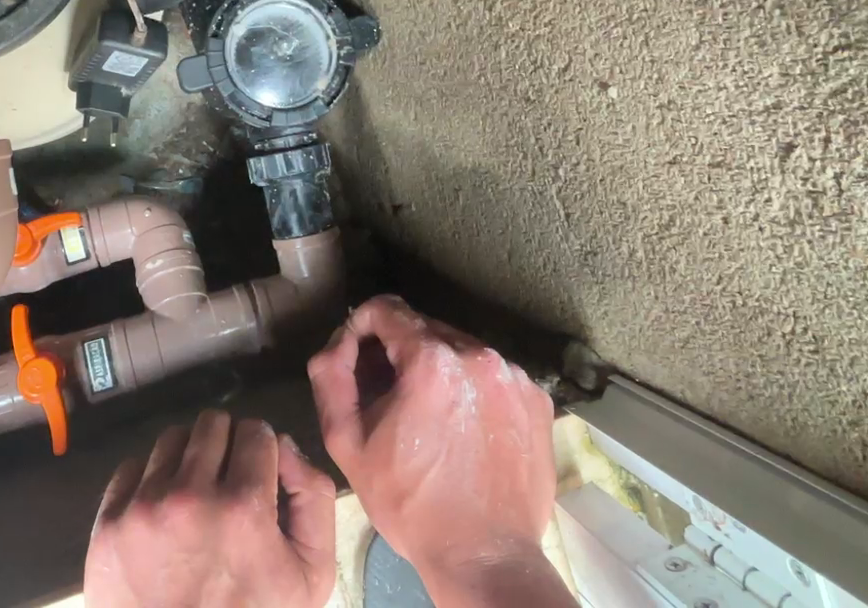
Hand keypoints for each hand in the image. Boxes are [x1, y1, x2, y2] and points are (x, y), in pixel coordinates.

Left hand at [84, 409, 336, 607]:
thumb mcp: (310, 576)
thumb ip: (314, 498)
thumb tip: (284, 447)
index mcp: (244, 508)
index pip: (255, 431)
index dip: (261, 452)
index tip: (258, 477)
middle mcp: (191, 496)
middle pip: (212, 424)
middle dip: (226, 447)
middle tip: (227, 483)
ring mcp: (144, 508)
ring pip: (172, 438)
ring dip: (188, 458)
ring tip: (194, 496)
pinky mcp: (109, 523)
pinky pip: (133, 466)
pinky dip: (151, 479)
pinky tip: (163, 511)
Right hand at [308, 295, 571, 607]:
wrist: (485, 559)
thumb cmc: (410, 503)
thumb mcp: (348, 443)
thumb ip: (331, 378)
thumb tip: (338, 343)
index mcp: (432, 360)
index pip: (386, 309)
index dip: (361, 327)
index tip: (356, 357)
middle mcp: (478, 356)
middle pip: (424, 328)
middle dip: (398, 351)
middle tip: (387, 395)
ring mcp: (513, 377)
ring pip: (458, 349)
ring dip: (435, 368)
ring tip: (426, 416)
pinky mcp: (536, 400)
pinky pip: (490, 374)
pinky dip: (469, 387)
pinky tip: (461, 428)